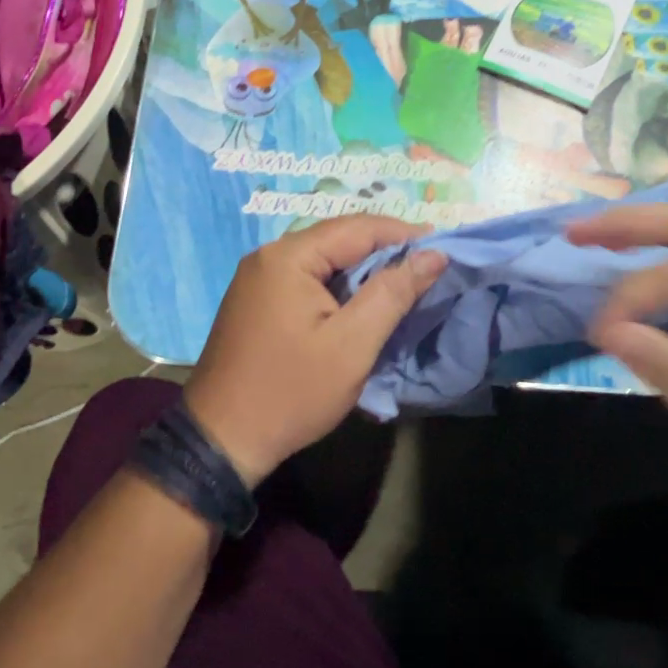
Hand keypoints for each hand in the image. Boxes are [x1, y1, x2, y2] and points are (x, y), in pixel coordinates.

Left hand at [185, 217, 446, 485]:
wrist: (222, 440)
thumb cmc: (291, 392)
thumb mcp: (352, 345)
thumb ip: (393, 293)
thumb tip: (433, 254)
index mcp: (288, 257)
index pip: (358, 227)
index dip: (404, 234)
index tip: (445, 248)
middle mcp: (268, 257)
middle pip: (338, 240)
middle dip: (386, 252)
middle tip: (430, 269)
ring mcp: (257, 280)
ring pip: (323, 262)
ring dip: (363, 272)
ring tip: (405, 287)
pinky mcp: (256, 303)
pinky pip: (306, 281)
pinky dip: (338, 288)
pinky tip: (362, 306)